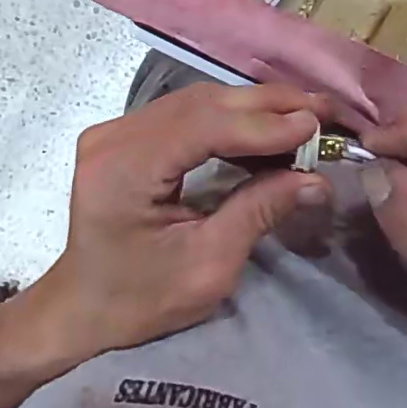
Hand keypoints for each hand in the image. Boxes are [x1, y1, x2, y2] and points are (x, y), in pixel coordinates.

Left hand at [33, 83, 330, 356]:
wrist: (84, 306)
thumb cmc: (141, 300)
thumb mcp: (208, 266)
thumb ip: (258, 211)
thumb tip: (316, 178)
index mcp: (123, 171)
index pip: (202, 126)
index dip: (262, 124)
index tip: (314, 126)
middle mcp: (114, 137)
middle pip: (201, 104)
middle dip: (267, 106)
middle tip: (322, 111)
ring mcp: (115, 130)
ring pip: (197, 100)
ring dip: (253, 107)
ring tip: (304, 116)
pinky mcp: (124, 133)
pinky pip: (186, 112)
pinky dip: (231, 117)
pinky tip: (265, 127)